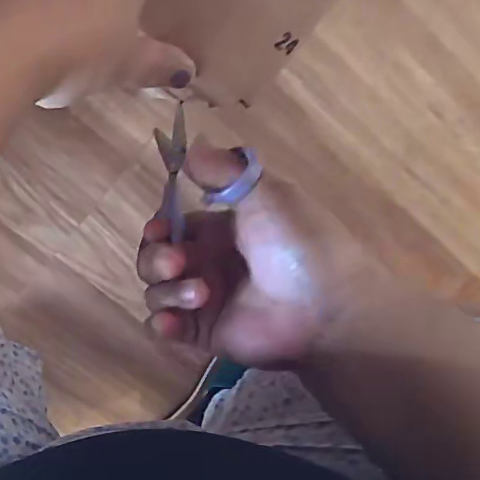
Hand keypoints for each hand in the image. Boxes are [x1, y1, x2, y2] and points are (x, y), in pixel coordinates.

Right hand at [138, 148, 381, 368]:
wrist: (324, 306)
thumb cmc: (297, 244)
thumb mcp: (266, 195)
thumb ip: (223, 172)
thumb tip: (190, 145)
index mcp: (220, 230)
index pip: (172, 227)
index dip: (158, 228)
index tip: (159, 230)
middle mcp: (208, 264)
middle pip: (155, 260)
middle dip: (155, 259)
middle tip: (176, 263)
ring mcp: (204, 302)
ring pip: (157, 293)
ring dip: (167, 291)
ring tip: (201, 295)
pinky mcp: (204, 334)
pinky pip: (166, 329)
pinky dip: (162, 325)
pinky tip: (173, 321)